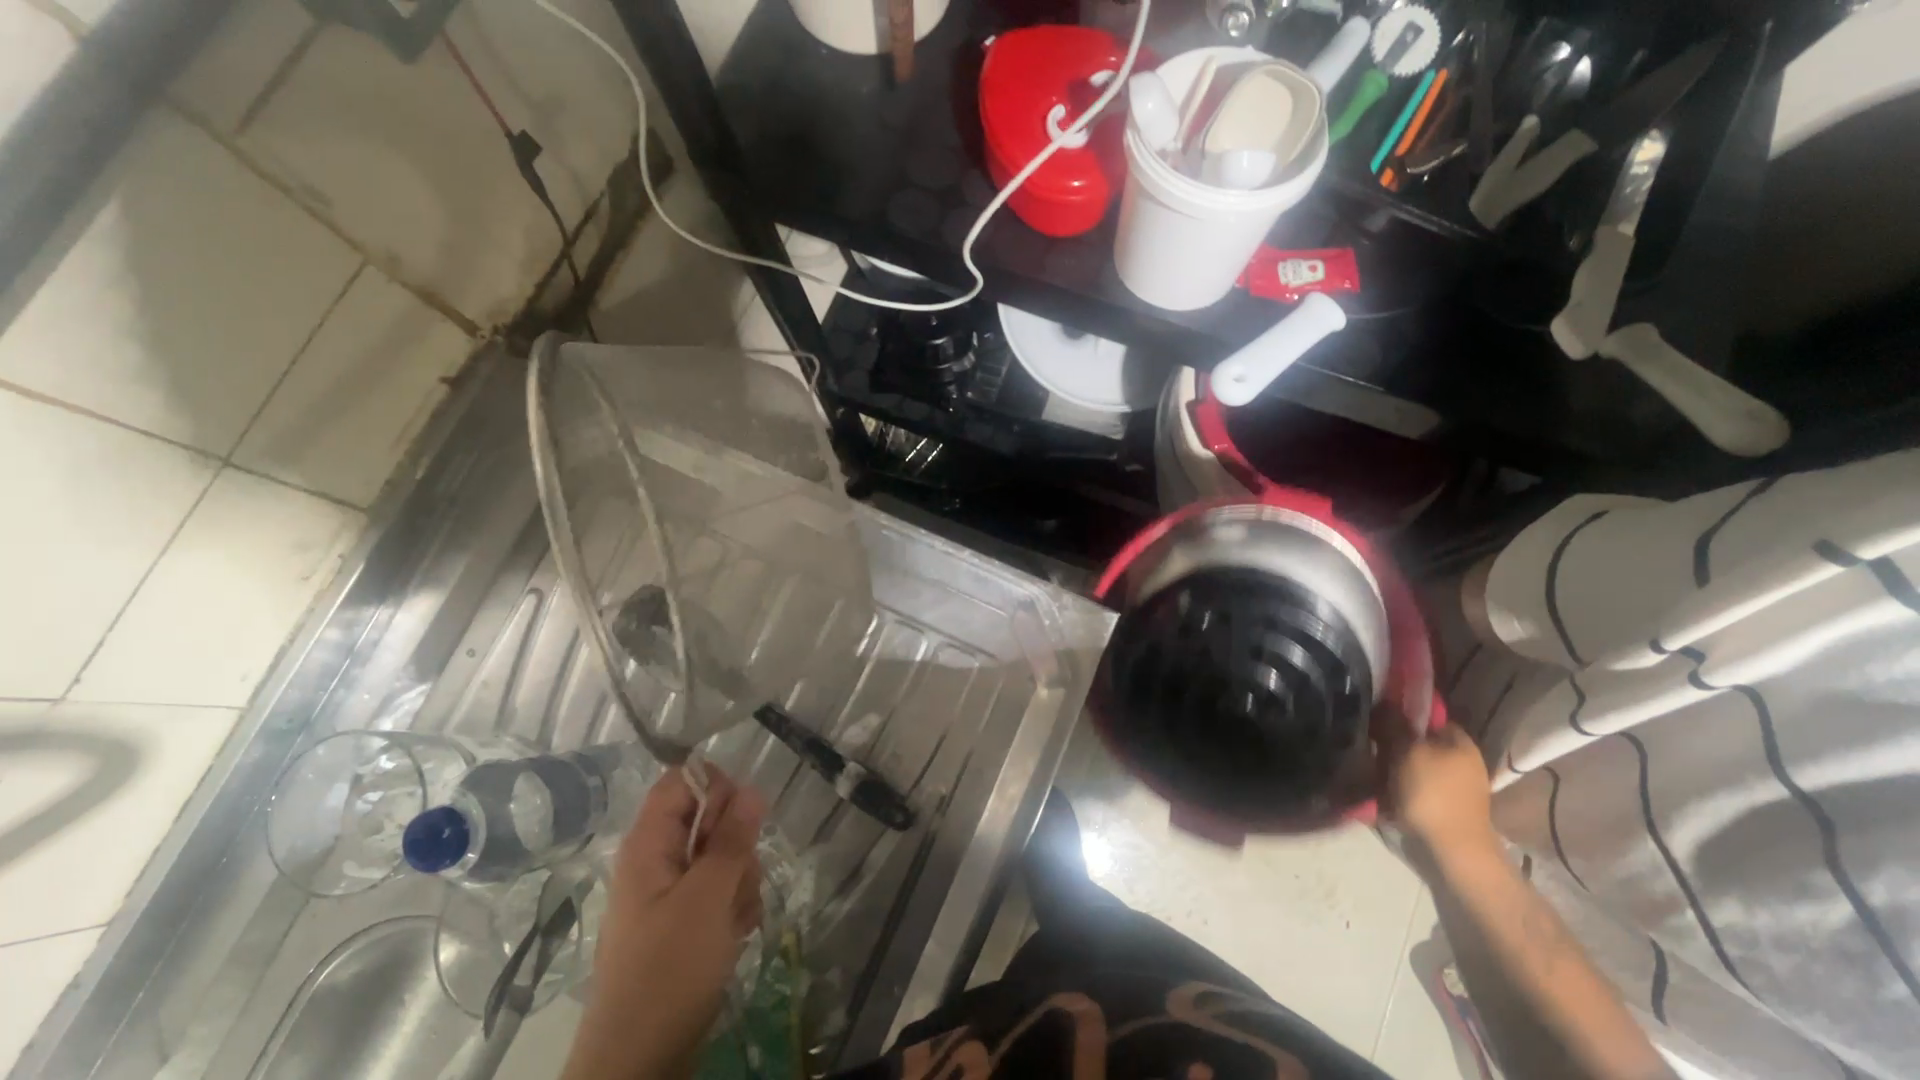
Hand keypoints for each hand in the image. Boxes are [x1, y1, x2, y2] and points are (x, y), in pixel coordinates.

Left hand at [564, 765, 764, 1079]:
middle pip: (708, 822)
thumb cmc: (669, 970)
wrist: (640, 1058)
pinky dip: (734, 911)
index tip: (745, 818)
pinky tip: (734, 937)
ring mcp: (670, 896)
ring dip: (740, 884)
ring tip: (734, 920)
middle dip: (736, 847)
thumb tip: (750, 789)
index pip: (682, 782)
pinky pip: (719, 896)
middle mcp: (656, 862)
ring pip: (721, 861)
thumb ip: (730, 841)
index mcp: (648, 845)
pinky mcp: (683, 926)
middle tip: (736, 883)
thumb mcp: (707, 899)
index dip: (718, 788)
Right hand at [1381, 721, 1495, 858]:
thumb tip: (1387, 705)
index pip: (1429, 718)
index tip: (1377, 724)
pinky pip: (1423, 790)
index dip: (1403, 717)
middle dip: (1397, 747)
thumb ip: (1396, 726)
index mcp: (1461, 741)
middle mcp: (1465, 760)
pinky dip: (1406, 792)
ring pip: (1420, 768)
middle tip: (1373, 751)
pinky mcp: (1452, 809)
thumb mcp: (1408, 752)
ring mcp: (1461, 787)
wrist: (1454, 849)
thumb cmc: (1432, 793)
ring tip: (1374, 775)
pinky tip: (1388, 797)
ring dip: (1398, 771)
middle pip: (1423, 744)